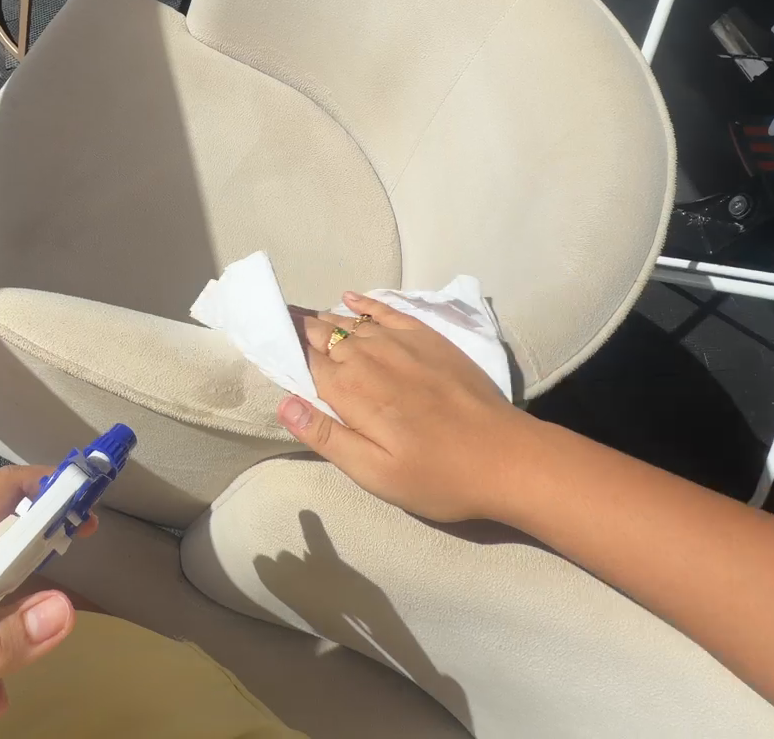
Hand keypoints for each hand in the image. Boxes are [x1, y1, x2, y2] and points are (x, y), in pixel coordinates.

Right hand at [282, 292, 539, 522]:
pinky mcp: (428, 339)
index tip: (265, 340)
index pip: (305, 361)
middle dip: (300, 330)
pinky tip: (351, 298)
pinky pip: (388, 310)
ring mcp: (401, 343)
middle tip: (280, 325)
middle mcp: (369, 357)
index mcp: (350, 391)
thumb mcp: (374, 472)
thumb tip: (283, 401)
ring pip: (351, 323)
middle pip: (324, 336)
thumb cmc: (437, 475)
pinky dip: (366, 304)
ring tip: (307, 319)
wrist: (508, 458)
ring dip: (326, 320)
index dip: (285, 350)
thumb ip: (325, 436)